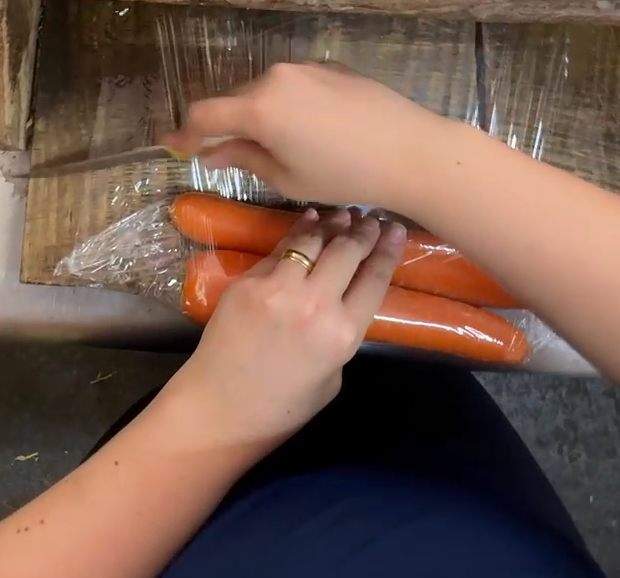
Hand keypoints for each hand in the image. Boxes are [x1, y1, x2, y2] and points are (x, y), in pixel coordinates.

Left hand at [158, 209, 404, 452]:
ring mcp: (278, 286)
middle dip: (364, 231)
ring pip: (313, 240)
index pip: (375, 278)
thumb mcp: (333, 375)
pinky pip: (281, 249)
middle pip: (347, 251)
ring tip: (345, 214)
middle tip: (372, 218)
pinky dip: (299, 231)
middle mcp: (315, 303)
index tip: (397, 228)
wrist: (222, 406)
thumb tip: (341, 296)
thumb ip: (341, 332)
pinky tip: (310, 219)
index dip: (388, 249)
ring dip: (333, 224)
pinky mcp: (249, 279)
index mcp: (342, 334)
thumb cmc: (284, 405)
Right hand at [163, 62, 460, 208]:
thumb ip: (242, 158)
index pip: (204, 114)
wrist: (412, 150)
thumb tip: (211, 154)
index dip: (185, 132)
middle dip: (225, 125)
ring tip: (275, 144)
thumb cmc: (345, 175)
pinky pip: (293, 84)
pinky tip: (309, 129)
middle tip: (224, 153)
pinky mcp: (330, 67)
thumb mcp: (287, 177)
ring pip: (264, 91)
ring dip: (258, 114)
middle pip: (234, 101)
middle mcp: (275, 77)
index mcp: (259, 107)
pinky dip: (286, 104)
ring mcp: (304, 68)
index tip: (173, 145)